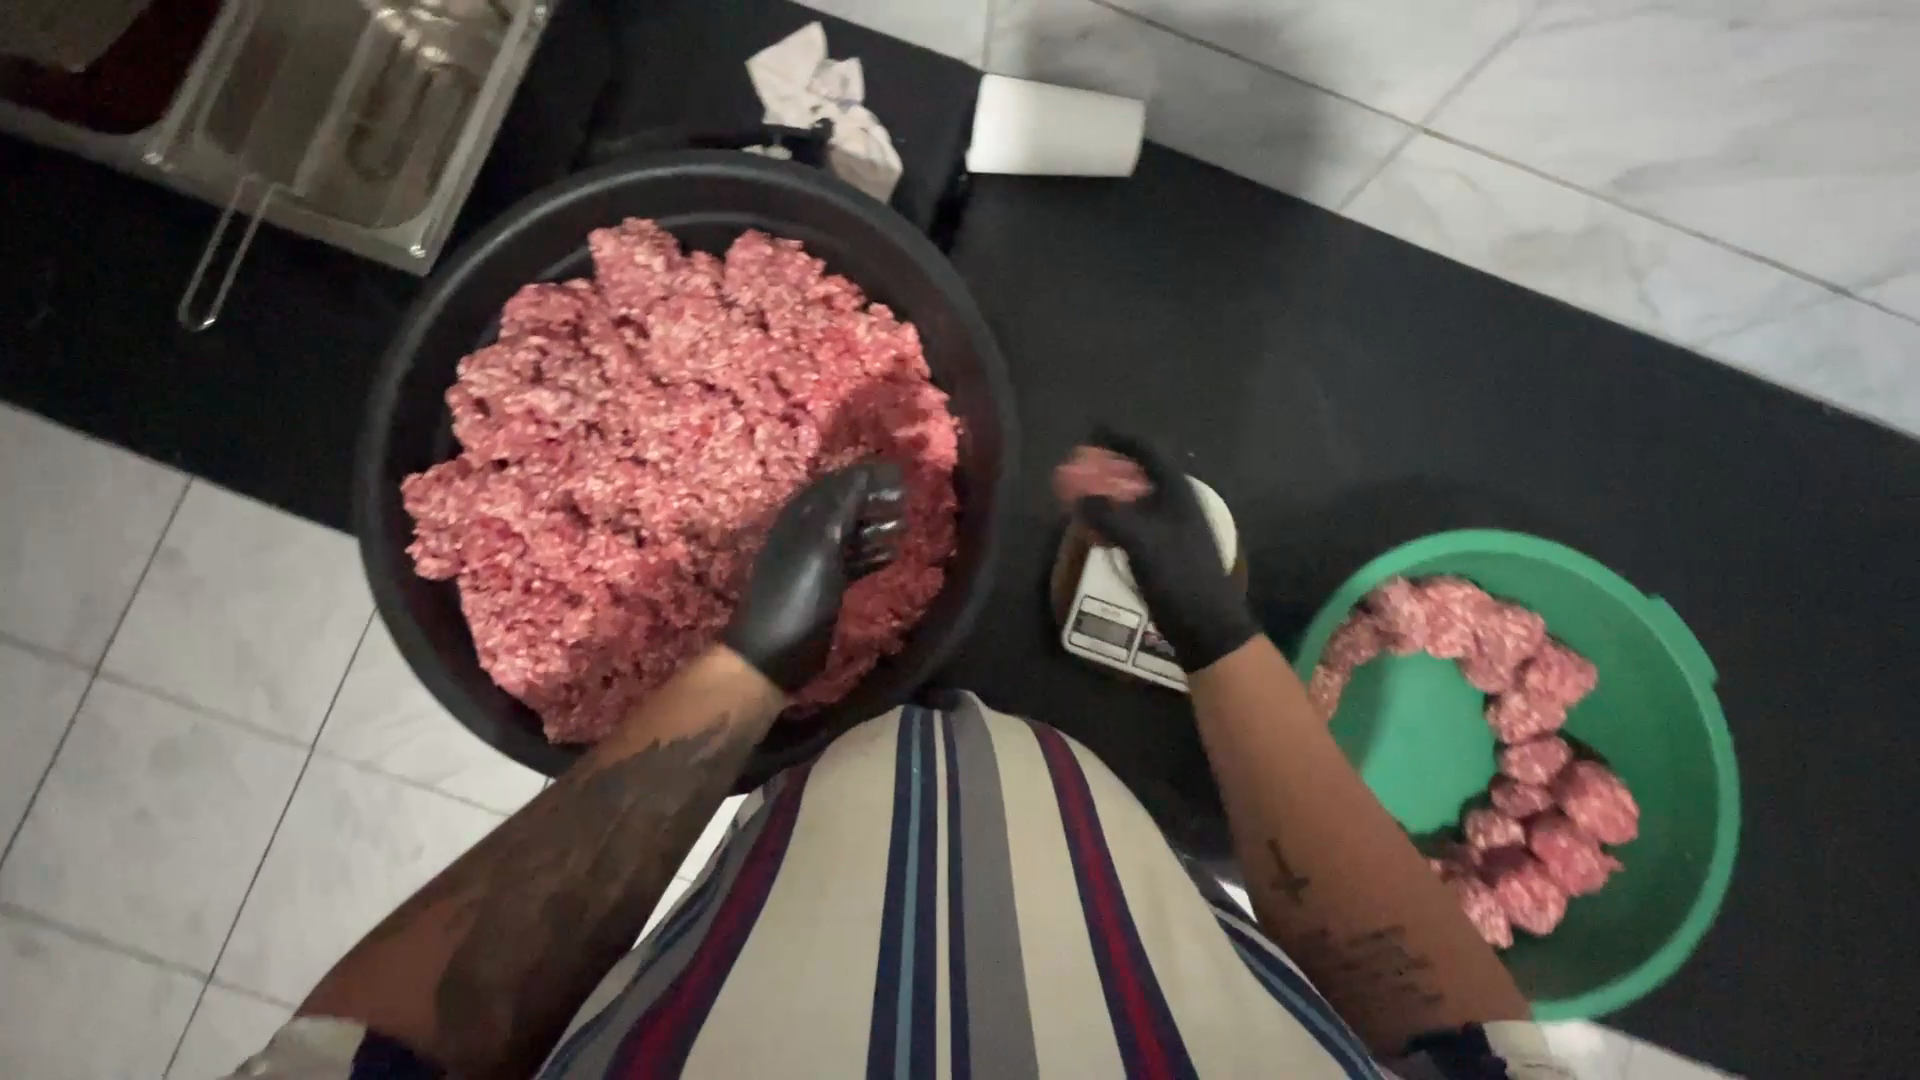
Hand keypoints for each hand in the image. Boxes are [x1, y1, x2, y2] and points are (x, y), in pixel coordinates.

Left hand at [722, 462, 904, 691]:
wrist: (773, 654)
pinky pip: (853, 560)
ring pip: (851, 533)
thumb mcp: (819, 547)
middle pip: (845, 506)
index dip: (866, 476)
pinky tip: (893, 554)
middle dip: (874, 498)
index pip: (836, 485)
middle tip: (906, 498)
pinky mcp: (826, 586)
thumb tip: (861, 476)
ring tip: (904, 523)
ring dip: (876, 525)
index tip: (899, 474)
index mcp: (800, 519)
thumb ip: (839, 510)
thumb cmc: (796, 597)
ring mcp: (816, 561)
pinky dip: (873, 554)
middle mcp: (807, 534)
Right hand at [1074, 429, 1256, 670]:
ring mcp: (1170, 529)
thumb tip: (1079, 497)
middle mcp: (1175, 505)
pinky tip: (1094, 533)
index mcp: (1176, 493)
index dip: (1120, 439)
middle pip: (1138, 475)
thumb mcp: (1139, 542)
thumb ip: (1107, 515)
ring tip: (1079, 498)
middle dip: (1107, 469)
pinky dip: (1112, 522)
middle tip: (1079, 468)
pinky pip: (1132, 526)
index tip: (1092, 432)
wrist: (1205, 625)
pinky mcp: (1163, 551)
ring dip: (1107, 497)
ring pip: (1133, 502)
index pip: (1147, 452)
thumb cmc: (1177, 577)